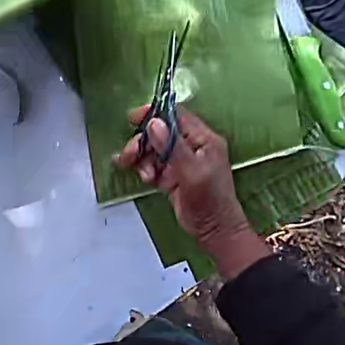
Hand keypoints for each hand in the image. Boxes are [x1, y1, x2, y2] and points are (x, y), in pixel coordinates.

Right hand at [113, 104, 271, 281]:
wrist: (213, 230)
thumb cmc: (210, 200)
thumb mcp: (192, 171)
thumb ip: (172, 147)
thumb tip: (154, 123)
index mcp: (203, 139)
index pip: (176, 116)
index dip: (155, 114)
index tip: (134, 118)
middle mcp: (191, 147)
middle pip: (160, 133)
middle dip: (143, 142)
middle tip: (130, 154)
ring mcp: (181, 162)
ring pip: (153, 150)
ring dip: (142, 158)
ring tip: (143, 174)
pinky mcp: (172, 176)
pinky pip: (153, 165)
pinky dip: (145, 169)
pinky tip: (144, 178)